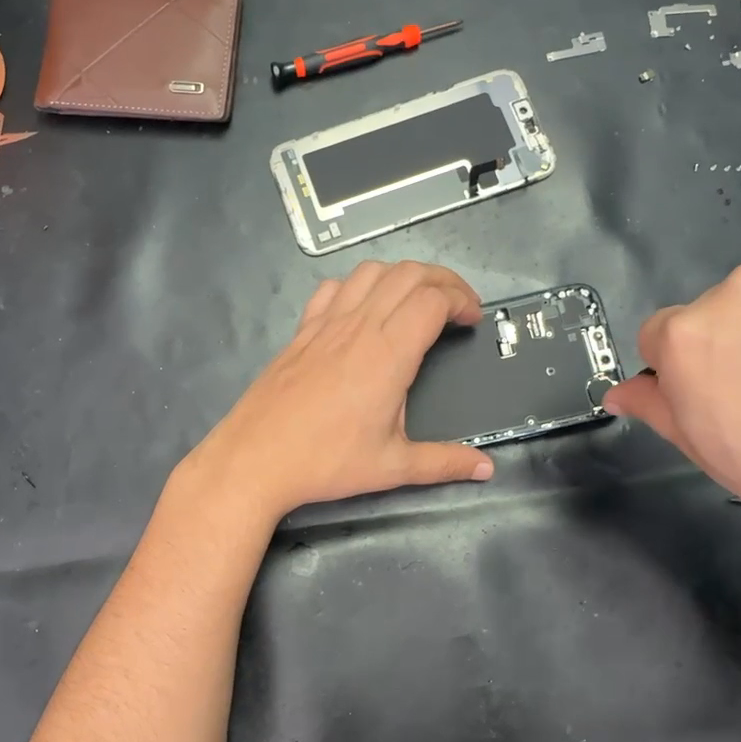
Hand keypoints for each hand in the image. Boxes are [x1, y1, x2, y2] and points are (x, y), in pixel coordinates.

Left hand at [182, 261, 493, 518]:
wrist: (255, 459)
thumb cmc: (326, 462)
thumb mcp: (392, 467)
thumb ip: (444, 463)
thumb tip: (485, 468)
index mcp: (388, 354)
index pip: (433, 299)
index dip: (460, 300)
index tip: (470, 320)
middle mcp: (359, 327)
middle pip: (408, 274)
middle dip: (442, 280)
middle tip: (456, 305)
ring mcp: (326, 324)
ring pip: (370, 272)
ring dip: (401, 276)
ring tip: (415, 301)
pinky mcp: (302, 332)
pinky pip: (333, 289)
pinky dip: (357, 286)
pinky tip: (362, 309)